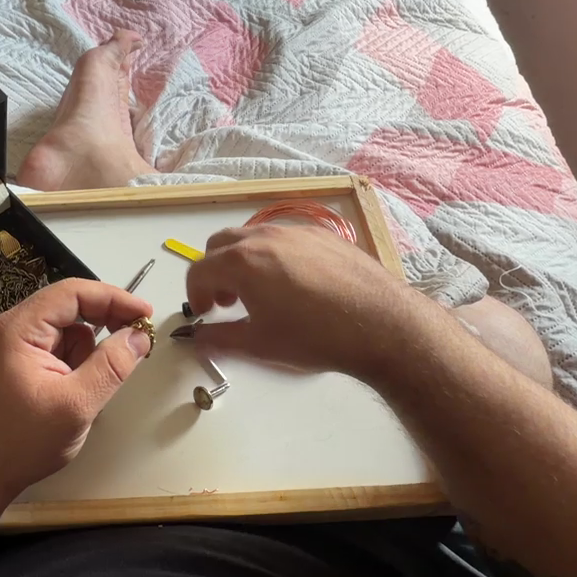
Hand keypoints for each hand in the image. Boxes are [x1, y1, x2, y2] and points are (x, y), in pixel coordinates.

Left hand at [0, 278, 152, 504]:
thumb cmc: (21, 441)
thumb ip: (111, 366)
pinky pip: (59, 349)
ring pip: (68, 330)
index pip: (72, 293)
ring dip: (89, 350)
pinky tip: (77, 392)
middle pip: (69, 307)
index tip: (145, 314)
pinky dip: (77, 363)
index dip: (113, 298)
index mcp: (20, 328)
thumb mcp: (75, 405)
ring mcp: (15, 347)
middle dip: (105, 322)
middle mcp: (14, 329)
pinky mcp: (20, 364)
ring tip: (89, 388)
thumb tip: (140, 335)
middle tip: (137, 340)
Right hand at [183, 224, 434, 379]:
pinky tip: (297, 285)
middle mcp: (263, 236)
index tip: (207, 315)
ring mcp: (296, 231)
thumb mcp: (258, 345)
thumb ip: (219, 339)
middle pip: (220, 244)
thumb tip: (198, 339)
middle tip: (228, 301)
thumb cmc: (314, 337)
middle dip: (215, 271)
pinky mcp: (325, 235)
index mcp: (240, 261)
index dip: (195, 294)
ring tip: (262, 293)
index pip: (198, 270)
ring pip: (253, 236)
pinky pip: (286, 238)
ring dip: (243, 261)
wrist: (382, 325)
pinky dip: (275, 255)